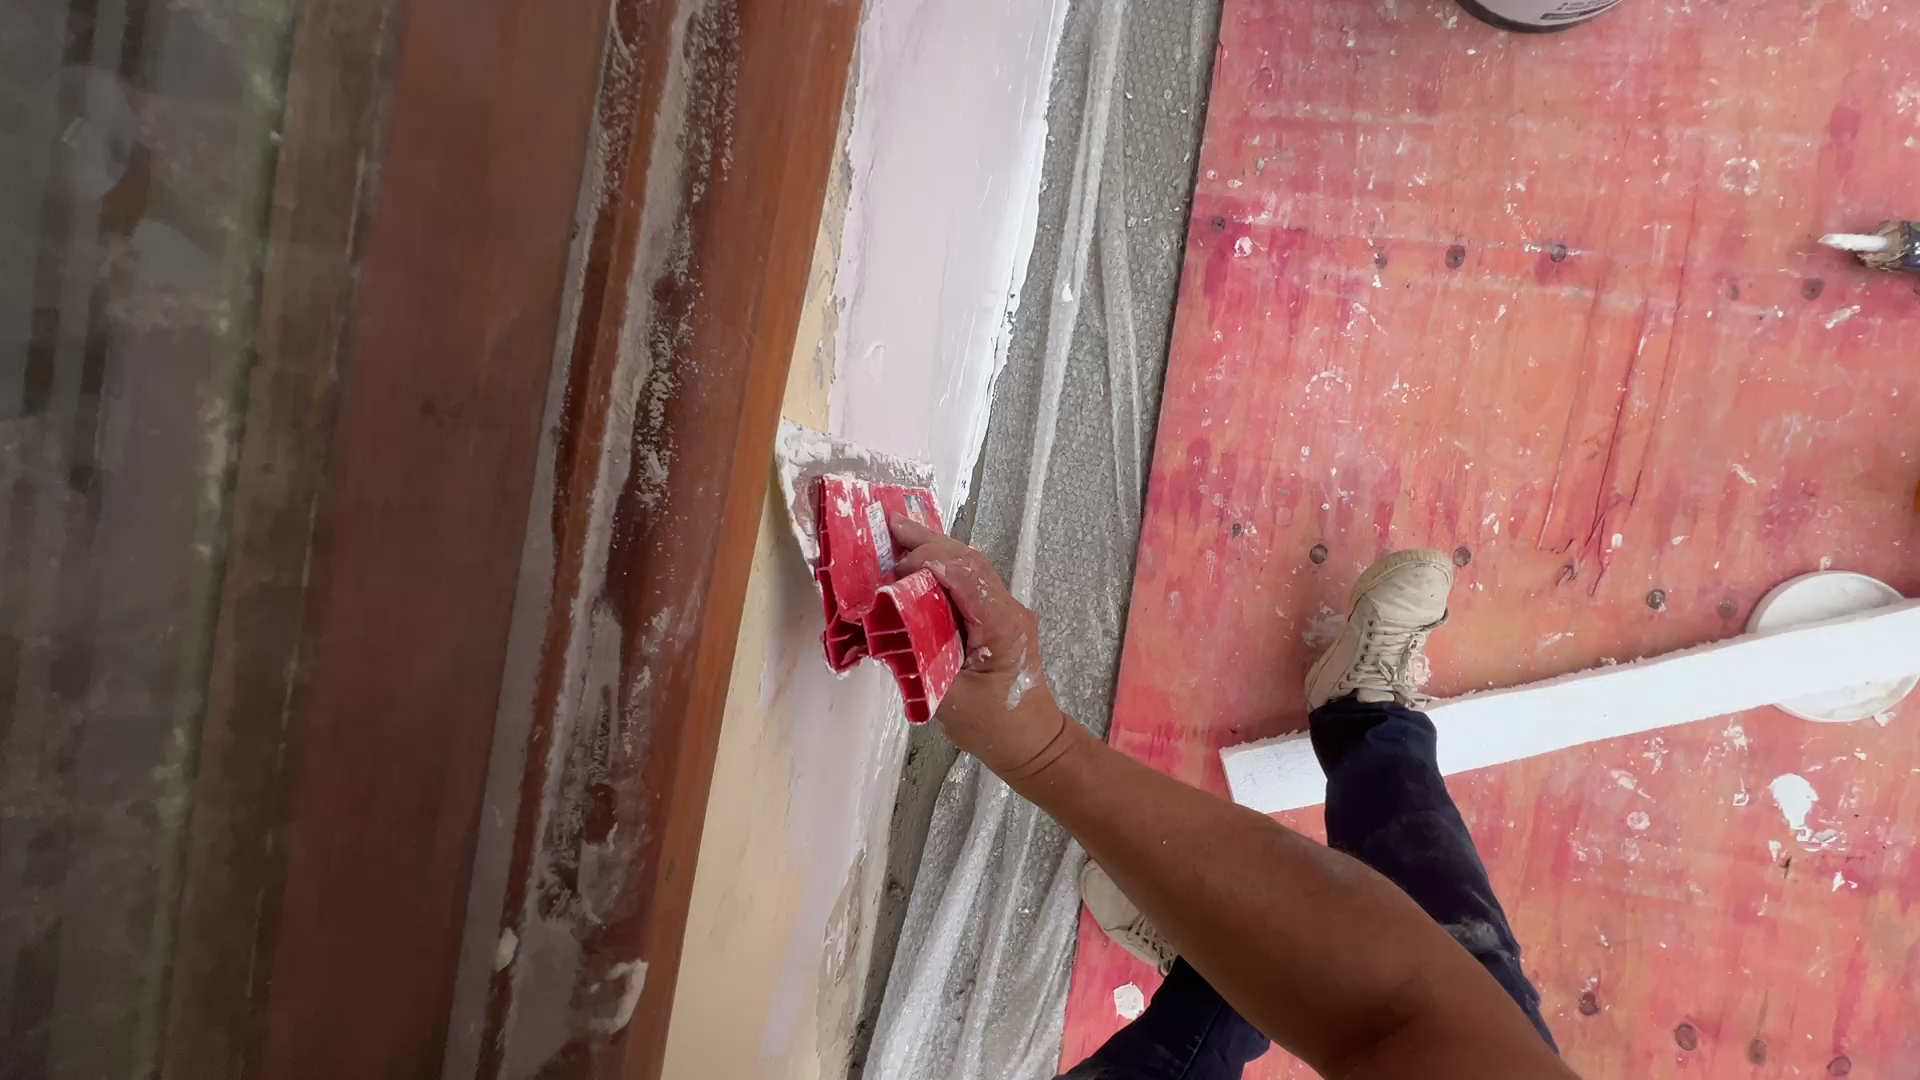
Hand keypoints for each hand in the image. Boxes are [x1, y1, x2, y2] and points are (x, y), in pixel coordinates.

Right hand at [889, 515, 1074, 778]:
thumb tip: (887, 626)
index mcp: (1002, 624)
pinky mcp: (995, 620)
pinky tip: (916, 569)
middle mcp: (1008, 609)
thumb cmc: (997, 727)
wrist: (1034, 743)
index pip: (967, 573)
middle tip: (890, 525)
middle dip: (928, 541)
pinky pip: (968, 585)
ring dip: (934, 552)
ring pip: (969, 568)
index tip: (896, 567)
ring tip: (897, 538)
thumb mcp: (950, 698)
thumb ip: (919, 658)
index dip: (930, 560)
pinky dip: (940, 571)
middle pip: (969, 560)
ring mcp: (1004, 612)